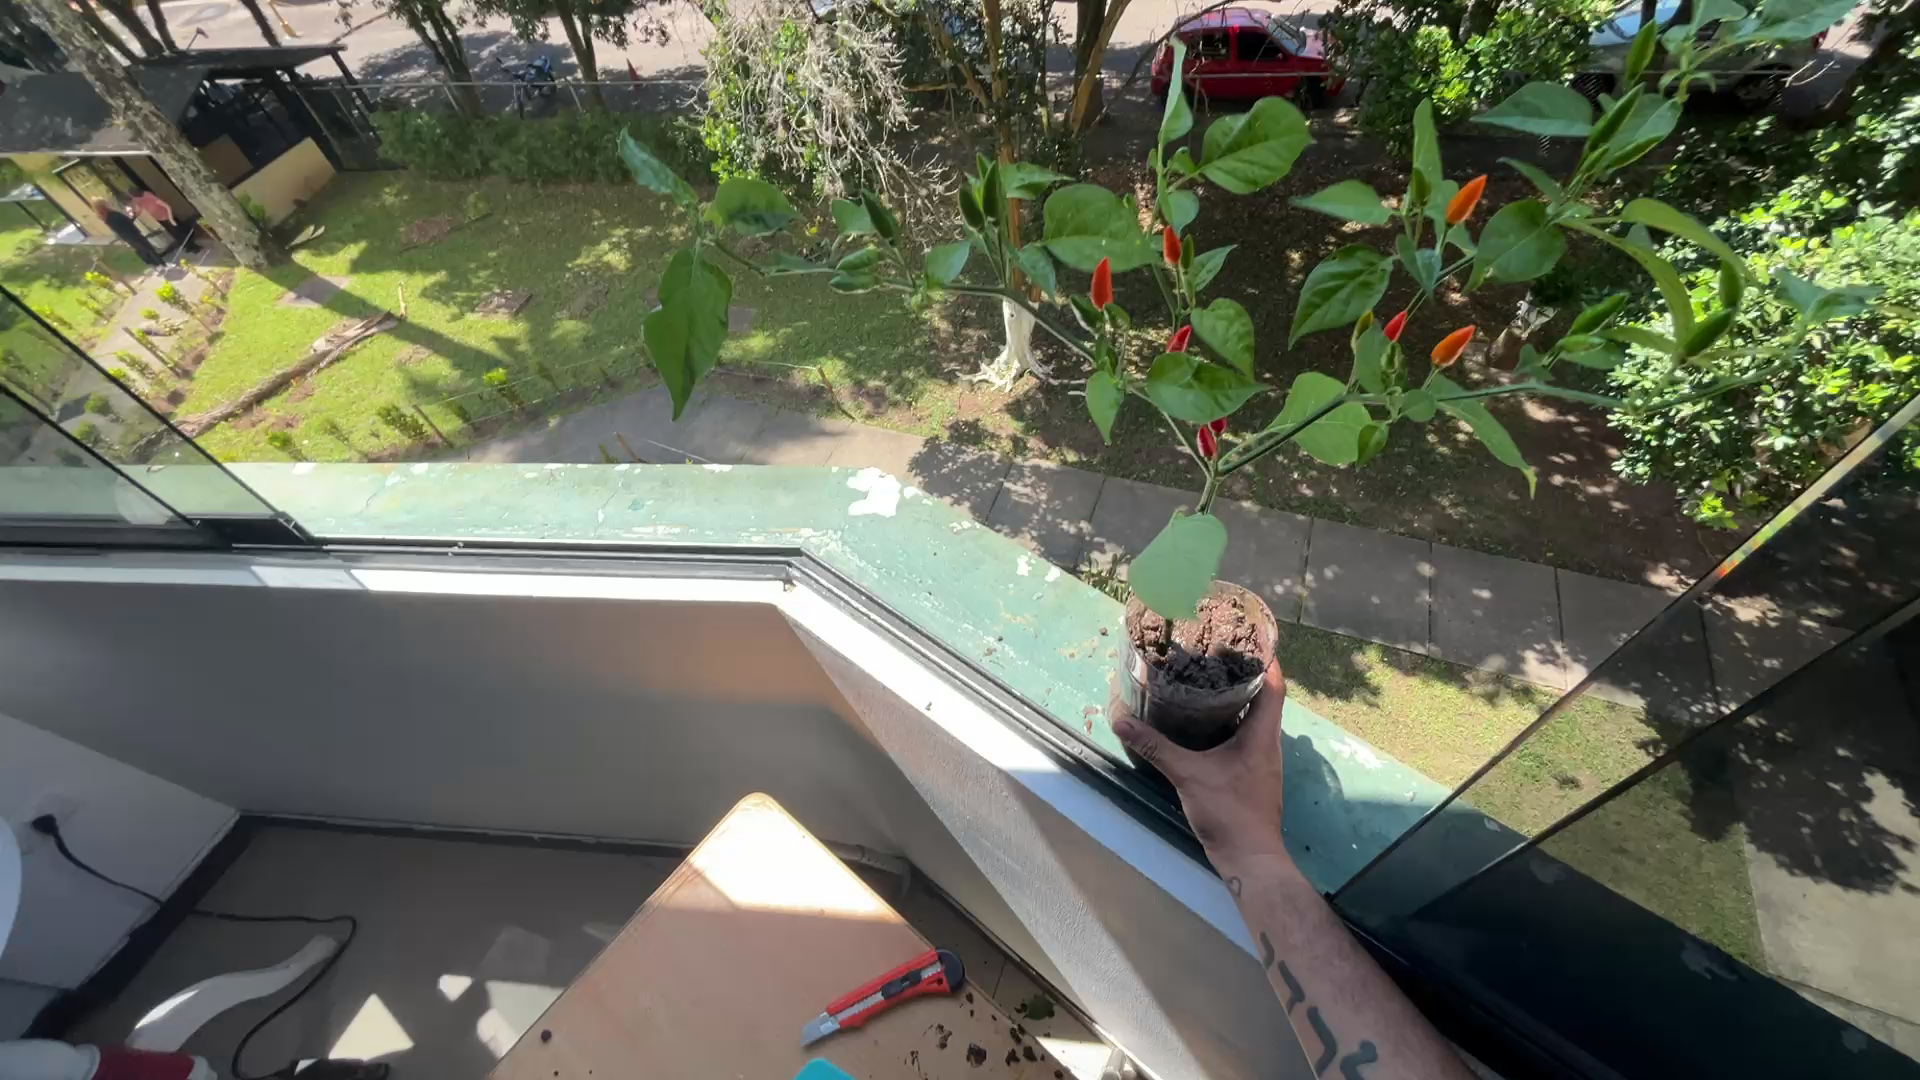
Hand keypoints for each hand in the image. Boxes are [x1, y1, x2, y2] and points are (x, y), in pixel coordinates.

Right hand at [1112, 661, 1288, 861]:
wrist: (1250, 860)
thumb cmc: (1229, 812)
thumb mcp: (1188, 775)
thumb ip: (1156, 748)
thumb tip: (1122, 722)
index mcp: (1261, 735)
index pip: (1274, 687)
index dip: (1267, 660)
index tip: (1250, 637)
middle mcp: (1267, 742)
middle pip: (1263, 698)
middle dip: (1245, 673)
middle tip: (1217, 652)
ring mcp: (1261, 760)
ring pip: (1253, 718)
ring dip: (1236, 698)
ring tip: (1207, 678)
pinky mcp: (1251, 773)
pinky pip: (1244, 735)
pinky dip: (1228, 721)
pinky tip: (1204, 720)